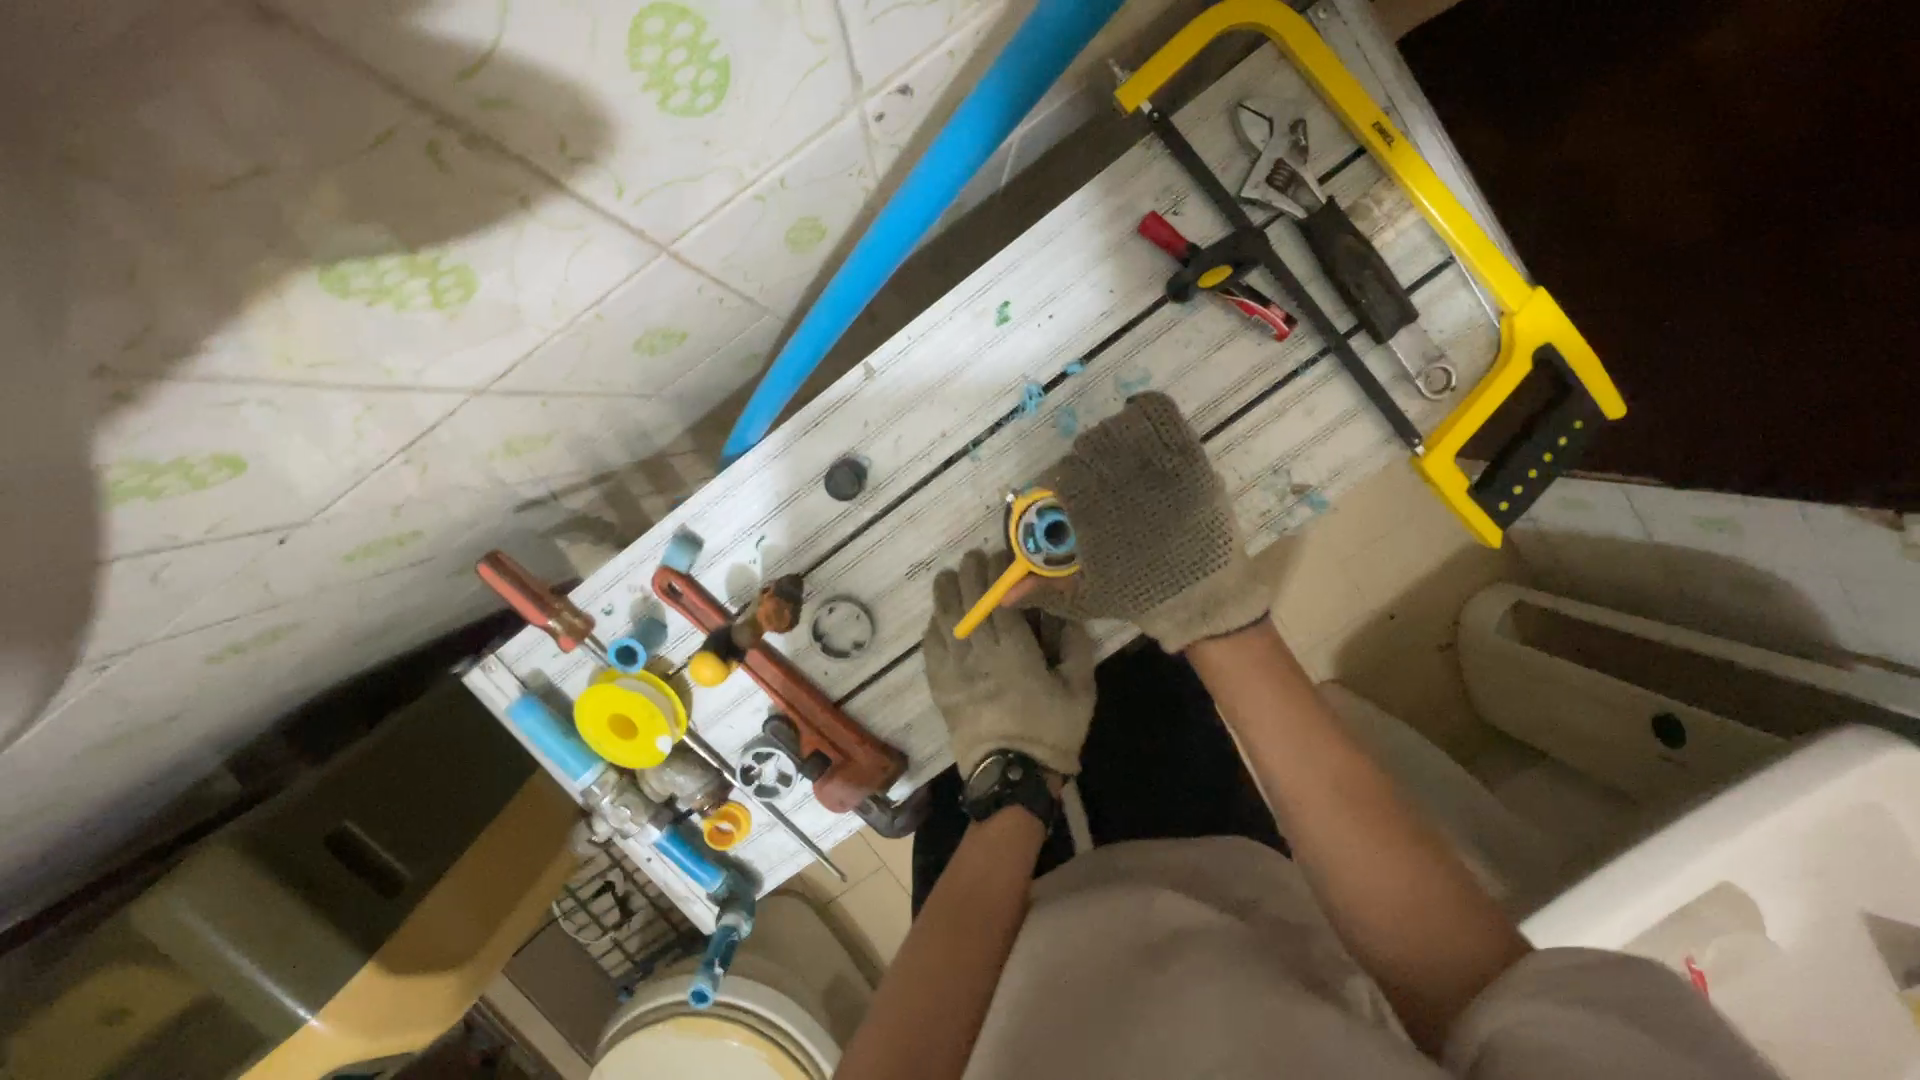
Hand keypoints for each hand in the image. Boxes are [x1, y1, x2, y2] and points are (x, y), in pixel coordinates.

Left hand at [923, 549, 1095, 775]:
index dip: (997, 574)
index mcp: (1014, 651)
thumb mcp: (1080, 690)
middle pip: (969, 604)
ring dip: (945, 595)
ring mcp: (955, 672)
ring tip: (948, 576)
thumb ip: (1076, 647)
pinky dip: (932, 629)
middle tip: (973, 557)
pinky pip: (930, 651)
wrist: (1012, 776)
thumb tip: (1068, 613)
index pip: (999, 600)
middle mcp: (979, 654)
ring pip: (945, 622)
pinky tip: (936, 617)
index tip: (999, 556)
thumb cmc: (1052, 733)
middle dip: (970, 575)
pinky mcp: (941, 689)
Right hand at [1034, 391, 1269, 651]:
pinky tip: (1139, 424)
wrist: (1205, 596)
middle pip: (1088, 445)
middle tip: (1095, 478)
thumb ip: (1042, 591)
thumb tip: (1002, 596)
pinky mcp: (1188, 457)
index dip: (1062, 481)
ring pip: (1117, 426)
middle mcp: (1120, 482)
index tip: (1069, 494)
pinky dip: (1145, 411)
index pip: (1063, 473)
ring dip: (1112, 436)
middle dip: (1086, 459)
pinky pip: (1158, 413)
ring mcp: (1157, 465)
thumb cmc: (1143, 596)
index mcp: (1094, 513)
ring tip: (1119, 456)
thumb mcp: (1086, 599)